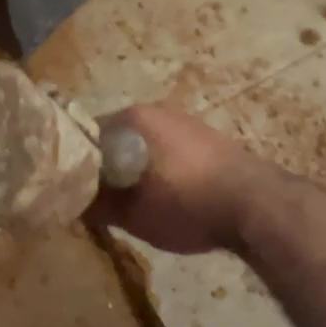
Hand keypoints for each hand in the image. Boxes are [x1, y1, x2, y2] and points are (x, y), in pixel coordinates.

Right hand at [86, 104, 280, 254]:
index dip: (75, 165)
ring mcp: (183, 122)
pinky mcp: (205, 138)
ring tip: (130, 202)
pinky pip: (166, 151)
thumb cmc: (185, 204)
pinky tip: (164, 196)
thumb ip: (96, 205)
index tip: (69, 190)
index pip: (85, 137)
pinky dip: (157, 169)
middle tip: (96, 200)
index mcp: (130, 120)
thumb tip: (73, 201)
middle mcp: (154, 111)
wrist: (255, 204)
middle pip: (114, 139)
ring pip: (141, 145)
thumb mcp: (131, 215)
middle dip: (104, 168)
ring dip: (131, 169)